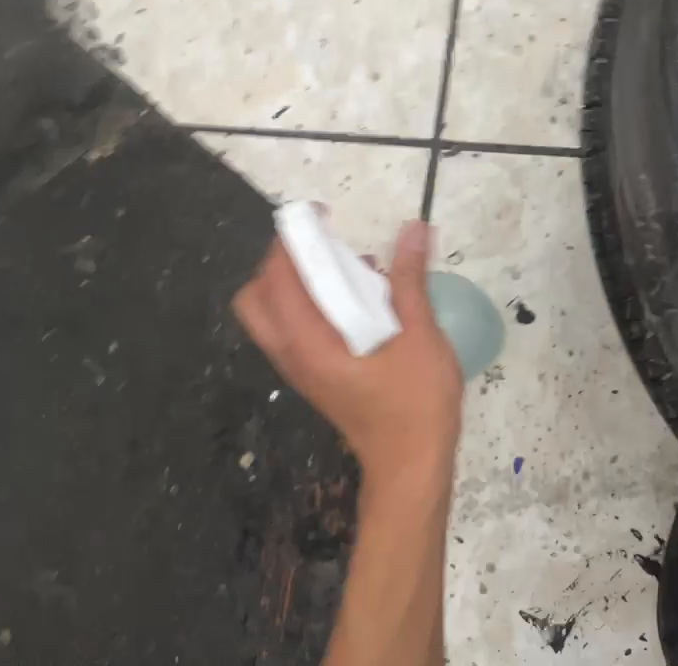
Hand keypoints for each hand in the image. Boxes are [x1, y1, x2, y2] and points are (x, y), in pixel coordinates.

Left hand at [233, 220, 464, 484]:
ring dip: (299, 283)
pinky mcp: (319, 376)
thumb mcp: (420, 334)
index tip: (320, 215)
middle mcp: (294, 354)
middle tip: (326, 244)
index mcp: (310, 343)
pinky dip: (315, 305)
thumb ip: (409, 280)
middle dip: (283, 263)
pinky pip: (298, 330)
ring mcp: (303, 368)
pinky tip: (365, 301)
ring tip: (353, 267)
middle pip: (258, 299)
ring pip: (275, 316)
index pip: (278, 280)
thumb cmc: (416, 401)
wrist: (412, 463)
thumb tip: (413, 228)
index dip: (290, 241)